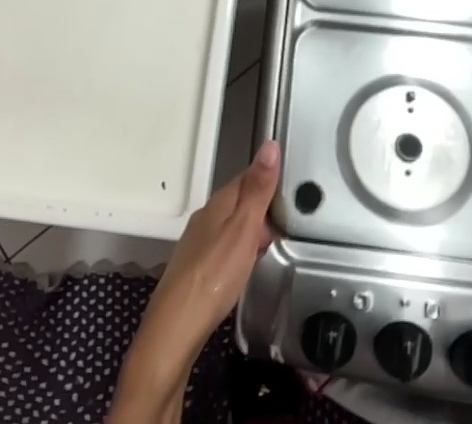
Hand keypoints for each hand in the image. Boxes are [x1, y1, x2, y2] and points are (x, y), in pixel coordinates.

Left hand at [131, 141, 280, 372]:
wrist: (178, 325)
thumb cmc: (215, 274)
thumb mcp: (243, 228)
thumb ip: (258, 190)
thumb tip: (269, 146)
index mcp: (218, 205)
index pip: (246, 177)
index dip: (268, 176)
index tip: (293, 182)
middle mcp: (206, 219)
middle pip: (239, 202)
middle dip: (264, 205)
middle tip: (293, 216)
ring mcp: (200, 244)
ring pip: (233, 226)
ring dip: (254, 229)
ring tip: (278, 241)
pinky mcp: (198, 268)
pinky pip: (227, 247)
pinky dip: (244, 249)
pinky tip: (252, 264)